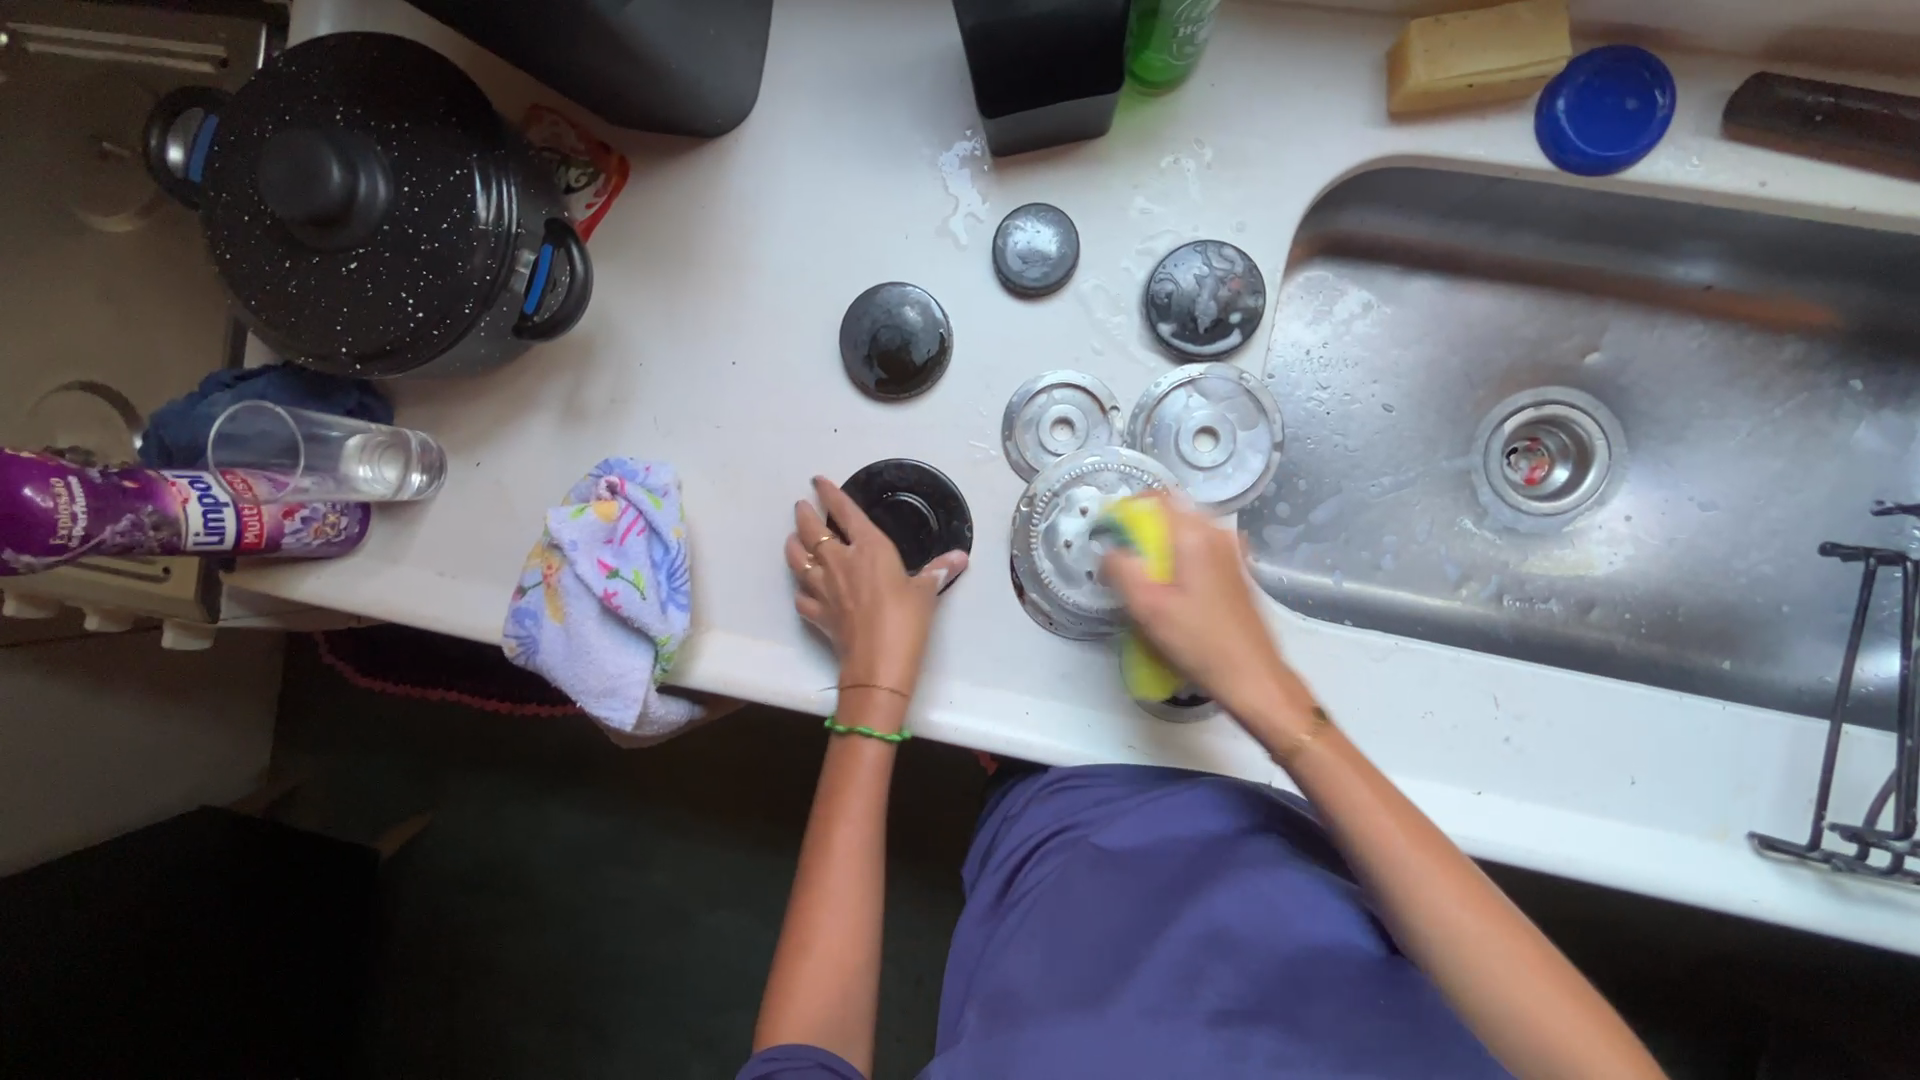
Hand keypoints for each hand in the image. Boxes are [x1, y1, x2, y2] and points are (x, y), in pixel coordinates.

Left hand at [784, 476, 968, 695]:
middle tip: (801, 507)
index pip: (845, 512)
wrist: (878, 660)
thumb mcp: (926, 592)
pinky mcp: (817, 614)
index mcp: (869, 548)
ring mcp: (823, 588)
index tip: (818, 481)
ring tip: (792, 539)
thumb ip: (938, 571)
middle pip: (813, 532)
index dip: (830, 494)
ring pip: (798, 560)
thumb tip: (960, 557)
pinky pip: (802, 596)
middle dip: (805, 515)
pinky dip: (801, 589)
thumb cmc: (906, 619)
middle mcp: (840, 562)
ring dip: (793, 546)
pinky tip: (803, 590)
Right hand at [1101, 495, 1309, 728]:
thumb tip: (1109, 552)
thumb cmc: (1199, 642)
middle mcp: (1217, 533)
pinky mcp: (1237, 569)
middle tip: (1122, 560)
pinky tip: (1172, 589)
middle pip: (1170, 513)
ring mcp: (1232, 550)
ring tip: (1144, 577)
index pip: (1154, 498)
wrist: (1251, 675)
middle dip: (1141, 530)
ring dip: (1160, 545)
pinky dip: (1180, 558)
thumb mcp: (1147, 607)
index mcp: (1194, 535)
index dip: (1125, 510)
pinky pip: (1200, 549)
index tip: (1108, 532)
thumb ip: (1121, 569)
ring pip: (1186, 531)